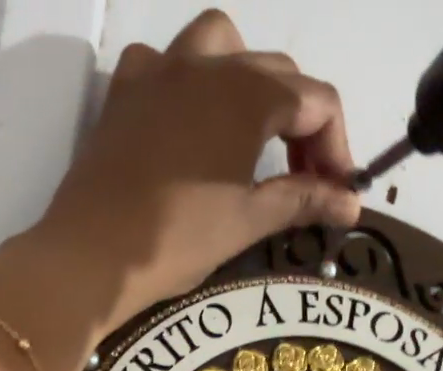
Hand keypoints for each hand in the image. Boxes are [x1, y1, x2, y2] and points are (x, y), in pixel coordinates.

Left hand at [30, 10, 362, 326]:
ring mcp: (160, 72)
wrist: (90, 255)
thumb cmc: (177, 239)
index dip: (337, 147)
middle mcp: (208, 67)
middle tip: (302, 179)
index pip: (318, 101)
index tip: (337, 193)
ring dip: (246, 77)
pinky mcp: (124, 93)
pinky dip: (183, 81)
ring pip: (221, 43)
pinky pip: (161, 62)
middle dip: (301, 122)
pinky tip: (185, 120)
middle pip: (277, 73)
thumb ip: (304, 200)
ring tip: (247, 130)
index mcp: (249, 95)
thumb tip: (352, 204)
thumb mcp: (248, 221)